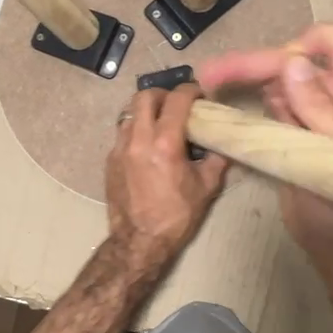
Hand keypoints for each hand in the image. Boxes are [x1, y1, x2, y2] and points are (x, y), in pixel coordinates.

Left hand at [103, 83, 228, 268]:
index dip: (191, 91)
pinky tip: (148, 145)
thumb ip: (216, 159)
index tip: (200, 95)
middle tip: (177, 105)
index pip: (177, 100)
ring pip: (130, 113)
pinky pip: (123, 133)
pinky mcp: (110, 160)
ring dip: (147, 111)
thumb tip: (222, 142)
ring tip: (162, 123)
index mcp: (164, 144)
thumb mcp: (206, 187)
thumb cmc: (176, 216)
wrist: (139, 241)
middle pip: (144, 96)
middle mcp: (138, 140)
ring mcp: (119, 149)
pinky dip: (137, 130)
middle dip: (163, 94)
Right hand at [196, 22, 332, 244]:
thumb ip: (320, 108)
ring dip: (243, 77)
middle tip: (212, 72)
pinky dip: (244, 102)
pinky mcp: (290, 138)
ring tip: (209, 81)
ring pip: (277, 83)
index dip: (310, 42)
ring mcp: (310, 118)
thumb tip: (293, 63)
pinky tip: (219, 104)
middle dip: (255, 61)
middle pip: (295, 62)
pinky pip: (267, 109)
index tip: (277, 61)